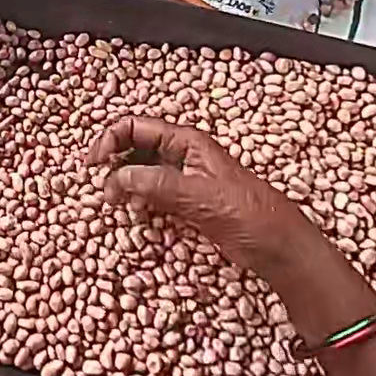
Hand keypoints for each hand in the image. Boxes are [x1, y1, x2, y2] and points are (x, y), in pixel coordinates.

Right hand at [86, 116, 320, 271]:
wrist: (281, 249)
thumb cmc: (251, 216)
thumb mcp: (200, 196)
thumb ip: (155, 183)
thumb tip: (114, 178)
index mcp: (186, 141)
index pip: (133, 126)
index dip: (109, 140)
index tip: (94, 165)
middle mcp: (179, 153)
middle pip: (131, 145)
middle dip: (111, 161)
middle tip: (100, 186)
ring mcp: (180, 177)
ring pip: (136, 168)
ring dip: (120, 181)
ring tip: (112, 201)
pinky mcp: (182, 200)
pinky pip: (147, 191)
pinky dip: (133, 198)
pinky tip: (130, 211)